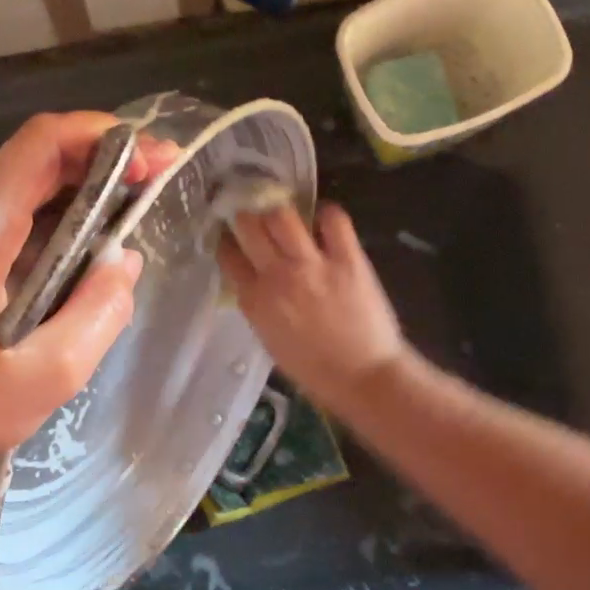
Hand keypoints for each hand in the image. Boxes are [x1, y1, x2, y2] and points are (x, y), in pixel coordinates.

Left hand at [0, 112, 177, 479]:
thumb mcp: (53, 370)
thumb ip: (101, 308)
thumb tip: (125, 257)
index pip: (43, 142)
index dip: (105, 137)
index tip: (155, 159)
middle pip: (35, 155)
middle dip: (102, 160)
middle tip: (156, 182)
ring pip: (21, 179)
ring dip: (78, 186)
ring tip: (131, 209)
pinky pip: (6, 208)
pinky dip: (52, 212)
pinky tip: (84, 240)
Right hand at [217, 202, 409, 408]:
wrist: (362, 377)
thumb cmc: (313, 370)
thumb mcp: (269, 339)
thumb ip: (258, 306)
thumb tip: (255, 281)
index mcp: (254, 300)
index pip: (228, 255)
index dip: (226, 240)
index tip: (230, 235)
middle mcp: (277, 276)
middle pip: (249, 225)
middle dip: (248, 216)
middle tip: (255, 217)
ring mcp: (312, 264)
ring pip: (283, 215)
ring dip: (281, 211)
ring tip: (288, 219)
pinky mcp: (347, 258)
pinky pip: (333, 219)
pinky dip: (327, 214)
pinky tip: (325, 223)